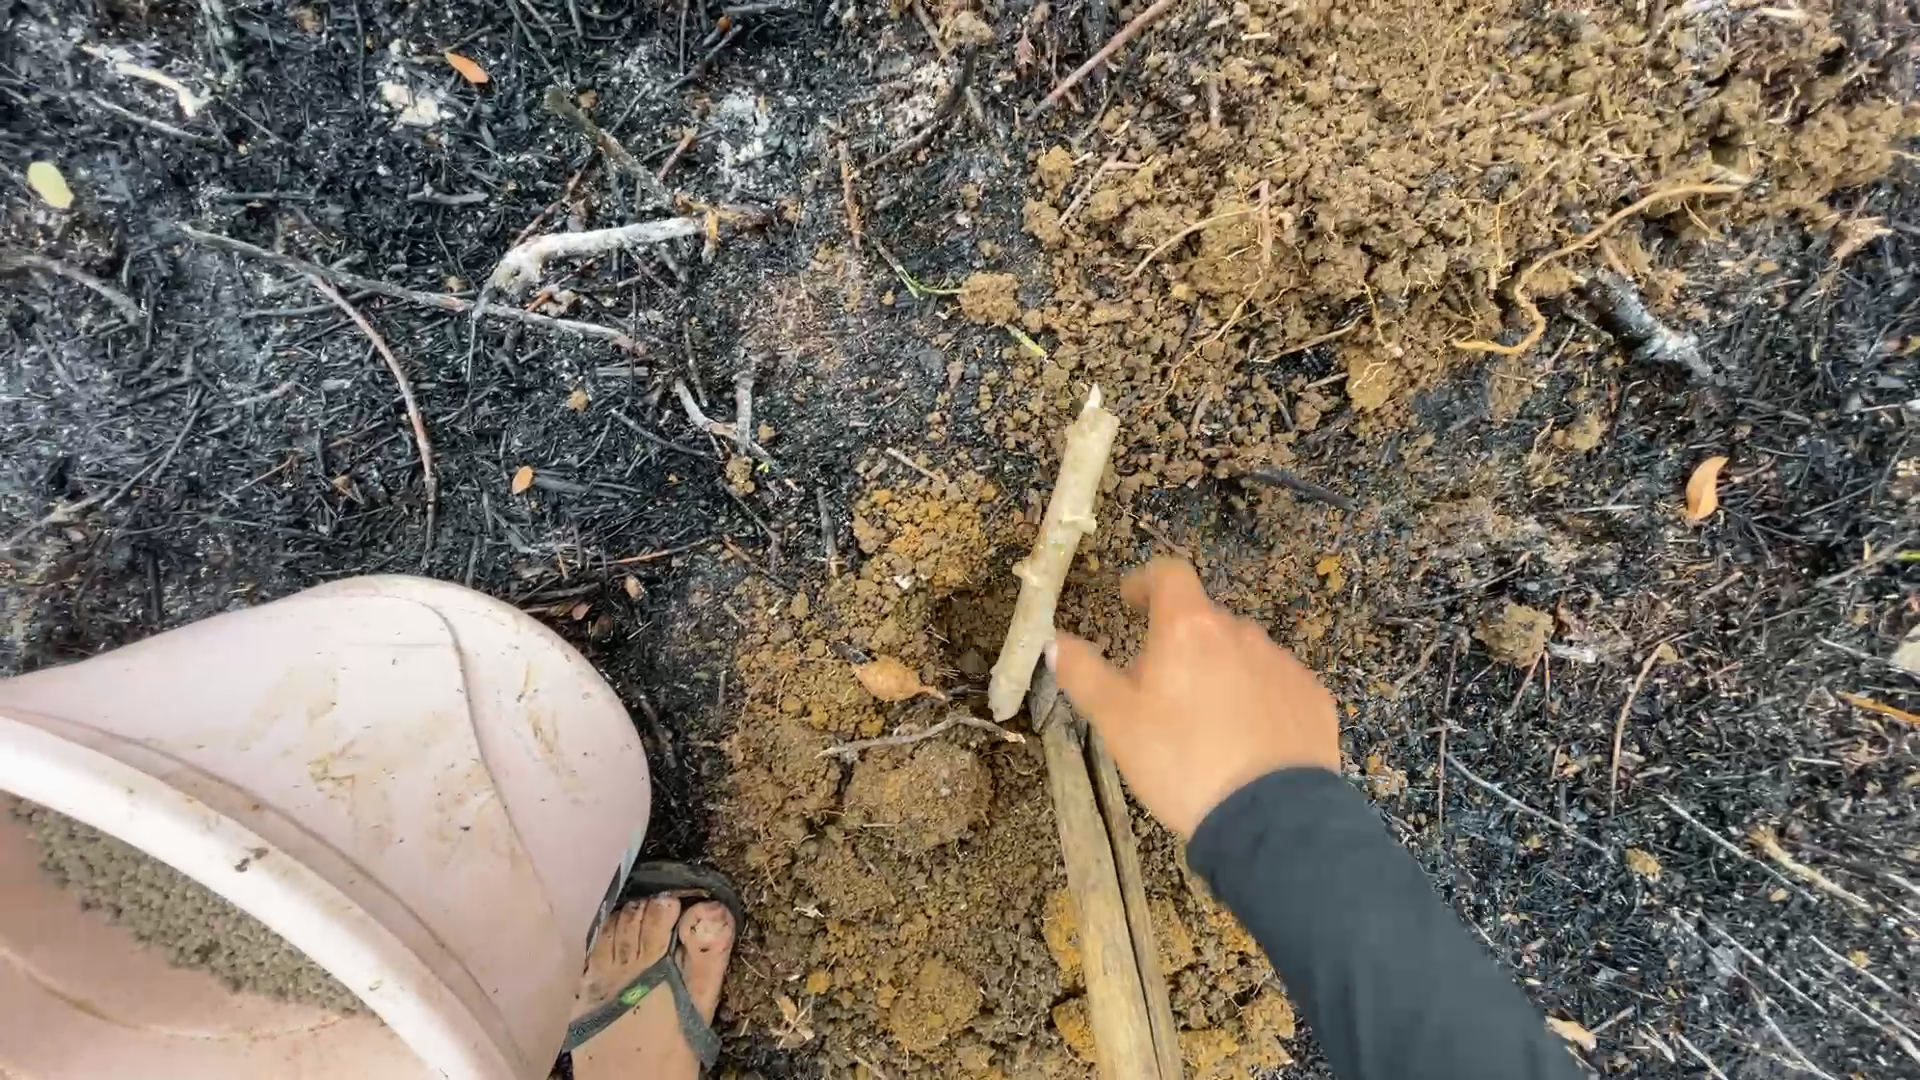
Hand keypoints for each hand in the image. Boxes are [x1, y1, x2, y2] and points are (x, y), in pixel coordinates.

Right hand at [1048, 558, 1339, 837]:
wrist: (1271, 821)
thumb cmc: (1181, 762)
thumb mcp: (1115, 721)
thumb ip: (1082, 673)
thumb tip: (1055, 642)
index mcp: (1188, 629)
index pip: (1169, 575)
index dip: (1145, 581)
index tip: (1129, 601)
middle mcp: (1240, 633)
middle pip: (1201, 621)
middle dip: (1176, 643)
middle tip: (1156, 690)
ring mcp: (1282, 664)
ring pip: (1239, 653)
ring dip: (1216, 670)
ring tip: (1203, 723)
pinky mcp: (1314, 698)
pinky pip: (1274, 683)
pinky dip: (1254, 697)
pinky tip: (1246, 740)